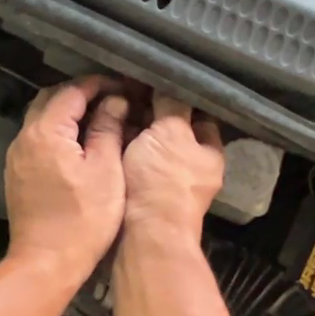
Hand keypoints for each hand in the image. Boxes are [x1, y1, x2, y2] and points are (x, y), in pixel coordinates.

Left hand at [5, 76, 130, 281]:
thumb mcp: (106, 171)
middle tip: (113, 100)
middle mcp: (24, 137)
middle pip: (51, 100)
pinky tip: (80, 145)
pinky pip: (38, 140)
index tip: (124, 87)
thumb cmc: (83, 220)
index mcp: (46, 131)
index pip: (72, 91)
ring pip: (42, 120)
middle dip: (81, 95)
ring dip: (68, 115)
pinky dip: (58, 134)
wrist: (46, 263)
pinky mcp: (17, 175)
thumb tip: (115, 103)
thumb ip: (108, 130)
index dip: (100, 85)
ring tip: (100, 120)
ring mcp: (16, 157)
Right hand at [123, 94, 224, 240]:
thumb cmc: (165, 180)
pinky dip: (121, 148)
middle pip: (171, 130)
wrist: (144, 234)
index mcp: (210, 153)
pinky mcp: (141, 194)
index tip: (155, 81)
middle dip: (151, 113)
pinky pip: (131, 162)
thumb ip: (172, 104)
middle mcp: (191, 168)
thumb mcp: (171, 131)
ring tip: (111, 106)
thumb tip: (169, 84)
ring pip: (148, 146)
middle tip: (126, 90)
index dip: (178, 96)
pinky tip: (104, 132)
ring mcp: (165, 183)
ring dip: (132, 129)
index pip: (198, 115)